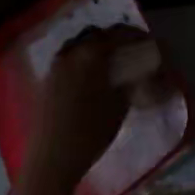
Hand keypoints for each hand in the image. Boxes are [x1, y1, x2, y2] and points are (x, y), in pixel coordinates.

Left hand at [33, 25, 146, 177]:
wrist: (51, 161)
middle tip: (129, 50)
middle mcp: (70, 53)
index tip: (148, 43)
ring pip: (78, 45)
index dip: (135, 36)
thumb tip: (139, 69)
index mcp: (91, 54)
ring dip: (95, 47)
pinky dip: (82, 60)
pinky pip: (67, 60)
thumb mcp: (121, 104)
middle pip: (95, 34)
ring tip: (111, 62)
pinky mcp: (46, 83)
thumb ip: (130, 80)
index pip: (118, 33)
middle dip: (114, 38)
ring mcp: (54, 68)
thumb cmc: (91, 131)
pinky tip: (92, 77)